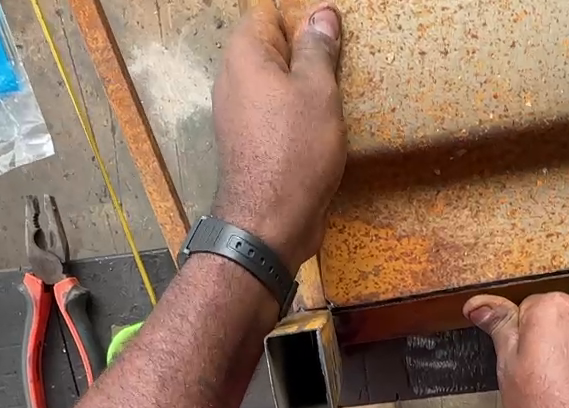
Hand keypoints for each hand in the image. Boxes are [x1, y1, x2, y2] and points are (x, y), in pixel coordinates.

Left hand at [210, 4, 345, 268]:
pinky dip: (295, 129)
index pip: (270, 16)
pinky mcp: (248, 152)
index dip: (303, 27)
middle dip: (305, 65)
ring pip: (275, 94)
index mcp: (244, 55)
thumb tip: (323, 15)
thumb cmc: (295, 152)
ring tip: (331, 115)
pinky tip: (317, 144)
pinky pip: (274, 126)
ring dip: (303, 102)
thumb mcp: (318, 91)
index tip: (330, 51)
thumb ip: (318, 49)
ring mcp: (237, 120)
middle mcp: (232, 82)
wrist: (269, 225)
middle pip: (273, 55)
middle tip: (336, 84)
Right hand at [466, 292, 568, 407]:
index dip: (518, 340)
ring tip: (559, 385)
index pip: (525, 309)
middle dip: (545, 340)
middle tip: (537, 378)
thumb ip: (499, 327)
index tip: (520, 365)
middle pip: (554, 316)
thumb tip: (477, 304)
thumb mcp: (509, 366)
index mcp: (552, 305)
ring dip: (566, 349)